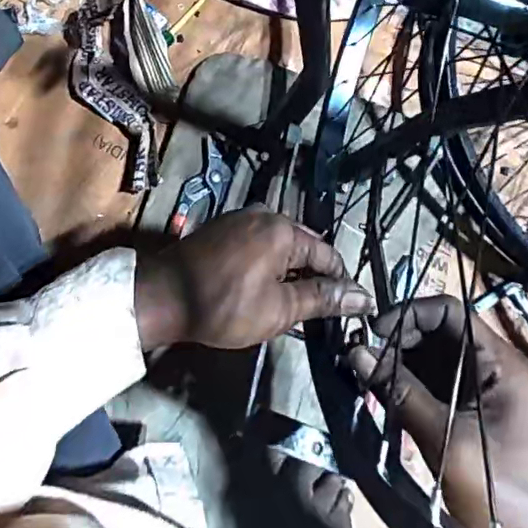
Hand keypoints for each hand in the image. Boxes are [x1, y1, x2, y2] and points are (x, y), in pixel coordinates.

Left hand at [135, 208, 374, 349]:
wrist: (165, 295)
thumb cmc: (224, 305)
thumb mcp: (280, 308)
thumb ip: (322, 298)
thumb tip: (362, 297)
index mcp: (281, 229)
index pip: (328, 256)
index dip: (342, 285)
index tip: (351, 312)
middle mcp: (263, 214)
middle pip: (304, 247)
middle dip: (315, 278)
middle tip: (321, 314)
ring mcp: (240, 218)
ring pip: (281, 246)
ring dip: (291, 273)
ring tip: (294, 306)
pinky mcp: (224, 228)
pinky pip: (259, 243)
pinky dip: (269, 264)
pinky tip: (267, 288)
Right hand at [347, 298, 527, 527]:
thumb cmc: (508, 501)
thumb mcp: (448, 442)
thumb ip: (401, 394)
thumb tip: (357, 353)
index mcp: (505, 368)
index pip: (450, 312)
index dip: (409, 313)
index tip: (375, 333)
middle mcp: (499, 374)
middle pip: (440, 335)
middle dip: (400, 342)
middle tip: (367, 360)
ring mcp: (491, 400)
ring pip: (436, 363)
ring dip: (401, 367)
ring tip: (371, 381)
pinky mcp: (481, 423)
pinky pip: (440, 390)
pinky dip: (412, 390)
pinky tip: (388, 402)